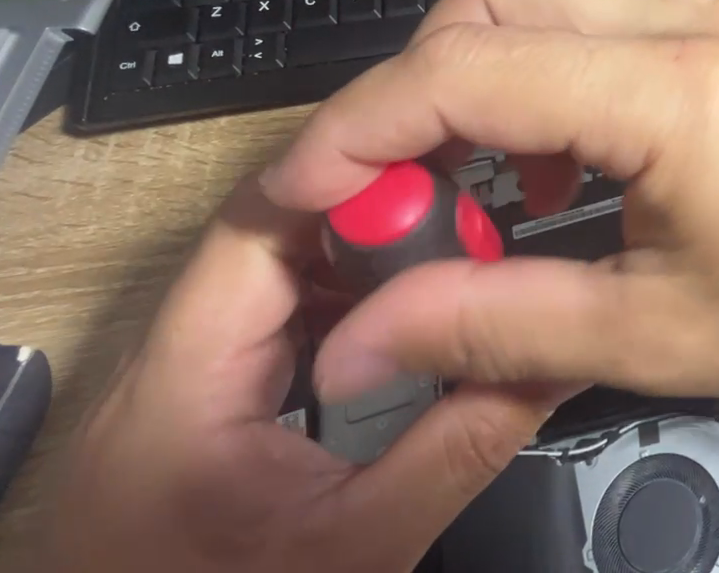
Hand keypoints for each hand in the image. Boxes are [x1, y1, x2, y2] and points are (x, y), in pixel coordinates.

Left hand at [41, 176, 576, 572]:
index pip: (260, 224)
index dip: (355, 183)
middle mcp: (165, 360)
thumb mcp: (359, 550)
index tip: (453, 184)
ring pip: (282, 266)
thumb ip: (461, 446)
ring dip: (369, 253)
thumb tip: (553, 360)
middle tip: (475, 226)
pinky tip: (409, 317)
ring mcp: (179, 377)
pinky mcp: (202, 396)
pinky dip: (352, 297)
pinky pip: (284, 312)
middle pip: (274, 233)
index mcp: (179, 385)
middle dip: (378, 215)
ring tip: (455, 263)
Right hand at [261, 0, 718, 407]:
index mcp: (671, 92)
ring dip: (493, 69)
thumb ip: (499, 327)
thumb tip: (367, 338)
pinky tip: (575, 165)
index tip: (308, 191)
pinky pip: (612, 22)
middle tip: (413, 179)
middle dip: (426, 70)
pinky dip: (557, 75)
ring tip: (496, 185)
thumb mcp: (658, 334)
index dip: (361, 124)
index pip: (469, 66)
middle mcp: (691, 25)